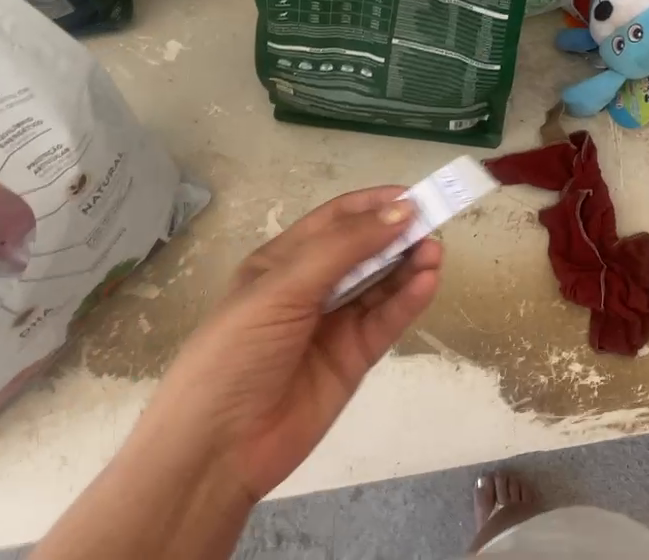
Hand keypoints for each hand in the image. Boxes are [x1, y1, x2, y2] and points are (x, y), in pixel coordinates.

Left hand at [136, 186, 443, 502]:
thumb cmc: (234, 354)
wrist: (213, 452)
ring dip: (410, 264)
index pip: (337, 220)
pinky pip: (388, 320)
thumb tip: (403, 211)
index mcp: (282, 263)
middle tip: (434, 224)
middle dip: (398, 233)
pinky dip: (409, 299)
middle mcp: (311, 288)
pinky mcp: (355, 357)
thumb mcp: (280, 290)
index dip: (375, 205)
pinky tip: (427, 282)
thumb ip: (344, 248)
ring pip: (383, 283)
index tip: (415, 197)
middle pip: (365, 250)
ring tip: (435, 252)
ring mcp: (335, 323)